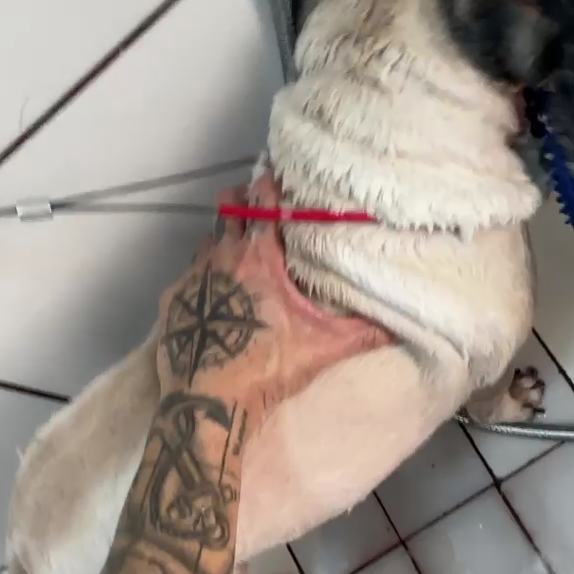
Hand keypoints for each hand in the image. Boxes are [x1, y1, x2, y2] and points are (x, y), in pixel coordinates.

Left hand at [156, 196, 390, 415]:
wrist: (209, 399)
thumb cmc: (267, 366)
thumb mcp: (323, 348)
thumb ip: (363, 333)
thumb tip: (401, 327)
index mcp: (259, 258)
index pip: (262, 204)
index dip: (269, 185)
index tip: (276, 174)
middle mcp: (221, 257)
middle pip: (226, 209)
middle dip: (240, 201)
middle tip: (255, 204)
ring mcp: (192, 277)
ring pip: (206, 240)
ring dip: (221, 239)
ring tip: (237, 251)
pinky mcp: (172, 301)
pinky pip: (188, 275)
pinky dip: (202, 276)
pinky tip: (213, 293)